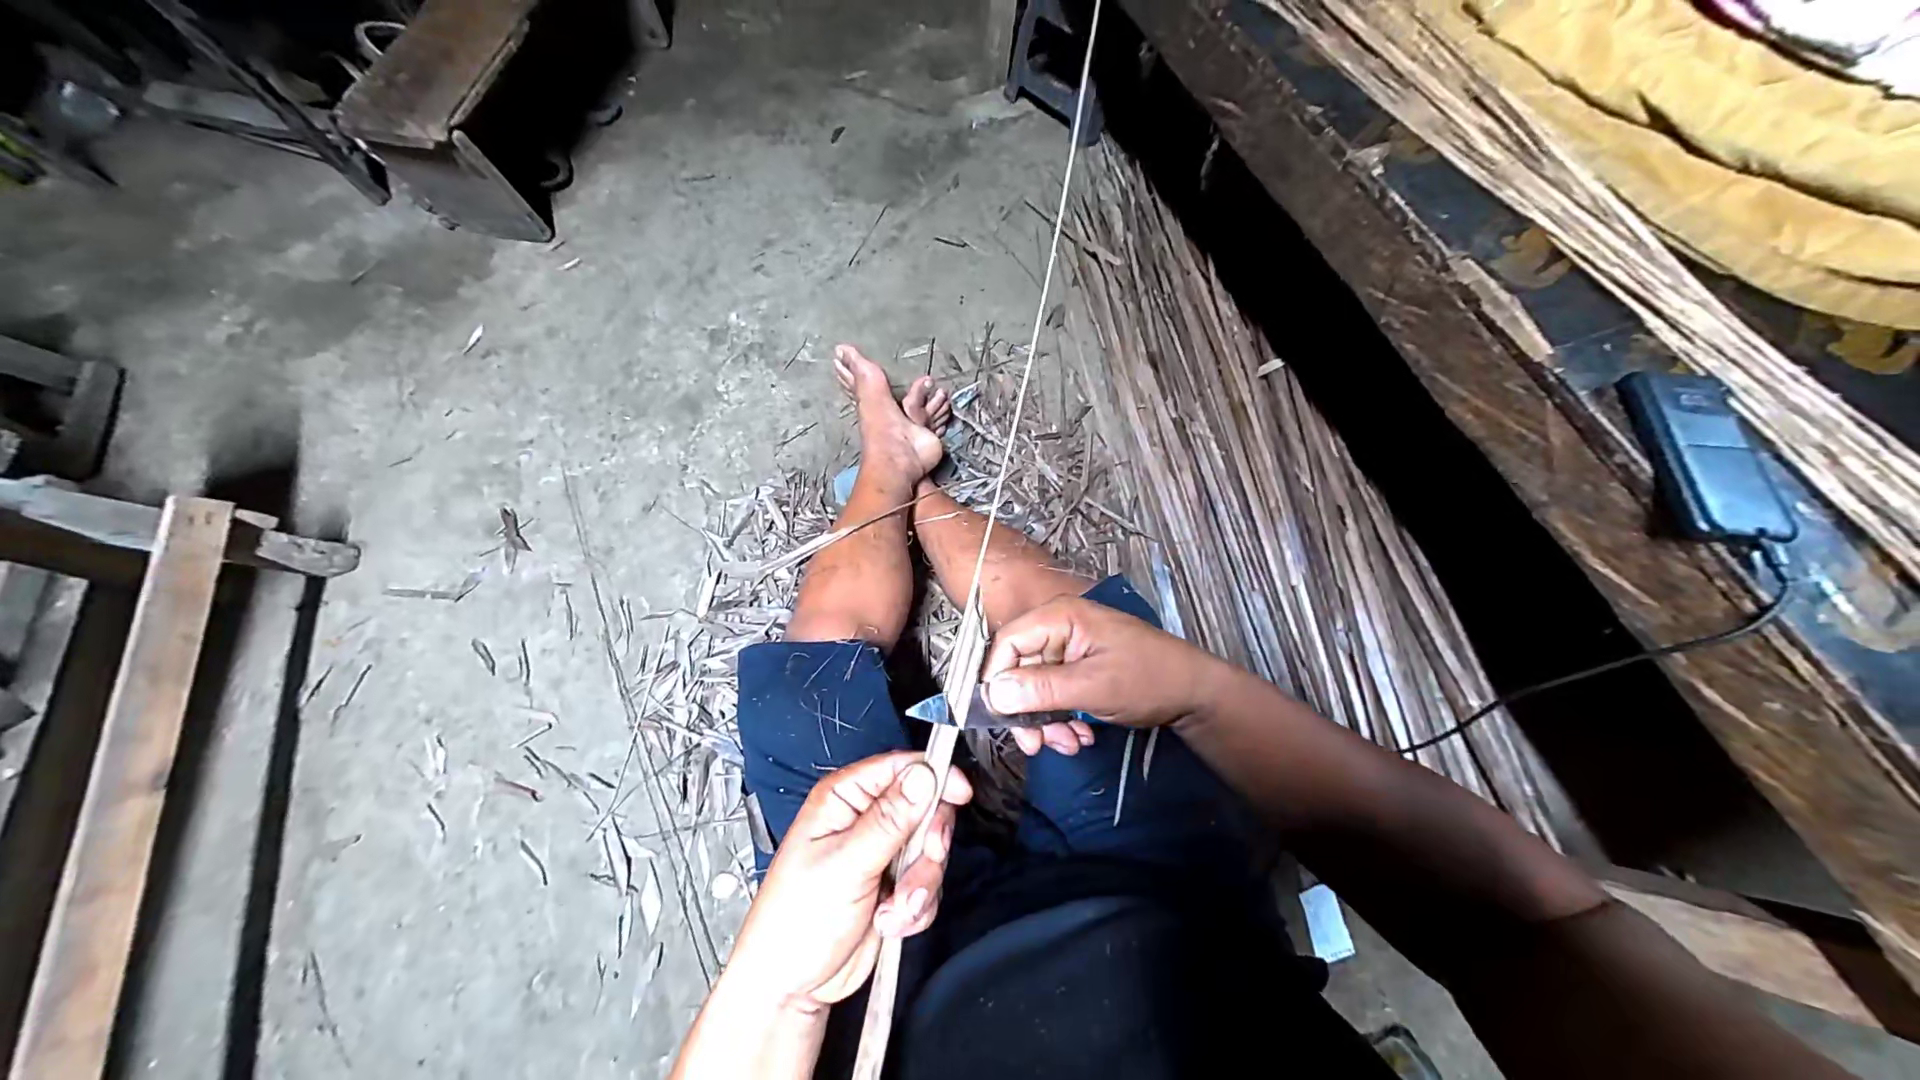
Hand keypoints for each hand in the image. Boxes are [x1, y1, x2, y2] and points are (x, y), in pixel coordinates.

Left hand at [722, 752, 972, 1013]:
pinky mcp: (895, 884)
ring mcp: (882, 852)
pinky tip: (890, 921)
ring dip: (920, 884)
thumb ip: (888, 820)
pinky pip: (929, 882)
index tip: (959, 793)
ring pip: (931, 849)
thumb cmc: (795, 920)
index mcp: (844, 798)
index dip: (932, 777)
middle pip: (925, 807)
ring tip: (893, 908)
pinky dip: (917, 906)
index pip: (900, 767)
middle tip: (919, 864)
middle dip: (928, 843)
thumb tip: (922, 776)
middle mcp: (865, 819)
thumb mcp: (845, 865)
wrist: (793, 985)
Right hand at [982, 596, 1226, 733]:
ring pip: (1034, 686)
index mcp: (1060, 616)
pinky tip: (1079, 736)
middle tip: (1037, 745)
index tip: (999, 716)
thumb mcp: (1092, 687)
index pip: (1007, 642)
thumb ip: (1040, 689)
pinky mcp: (1078, 668)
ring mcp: (1069, 648)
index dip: (996, 679)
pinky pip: (1052, 693)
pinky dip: (1059, 718)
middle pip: (1018, 668)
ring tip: (1069, 743)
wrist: (1194, 694)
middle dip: (1026, 710)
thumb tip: (993, 694)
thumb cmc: (1148, 679)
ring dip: (1045, 720)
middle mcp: (1059, 627)